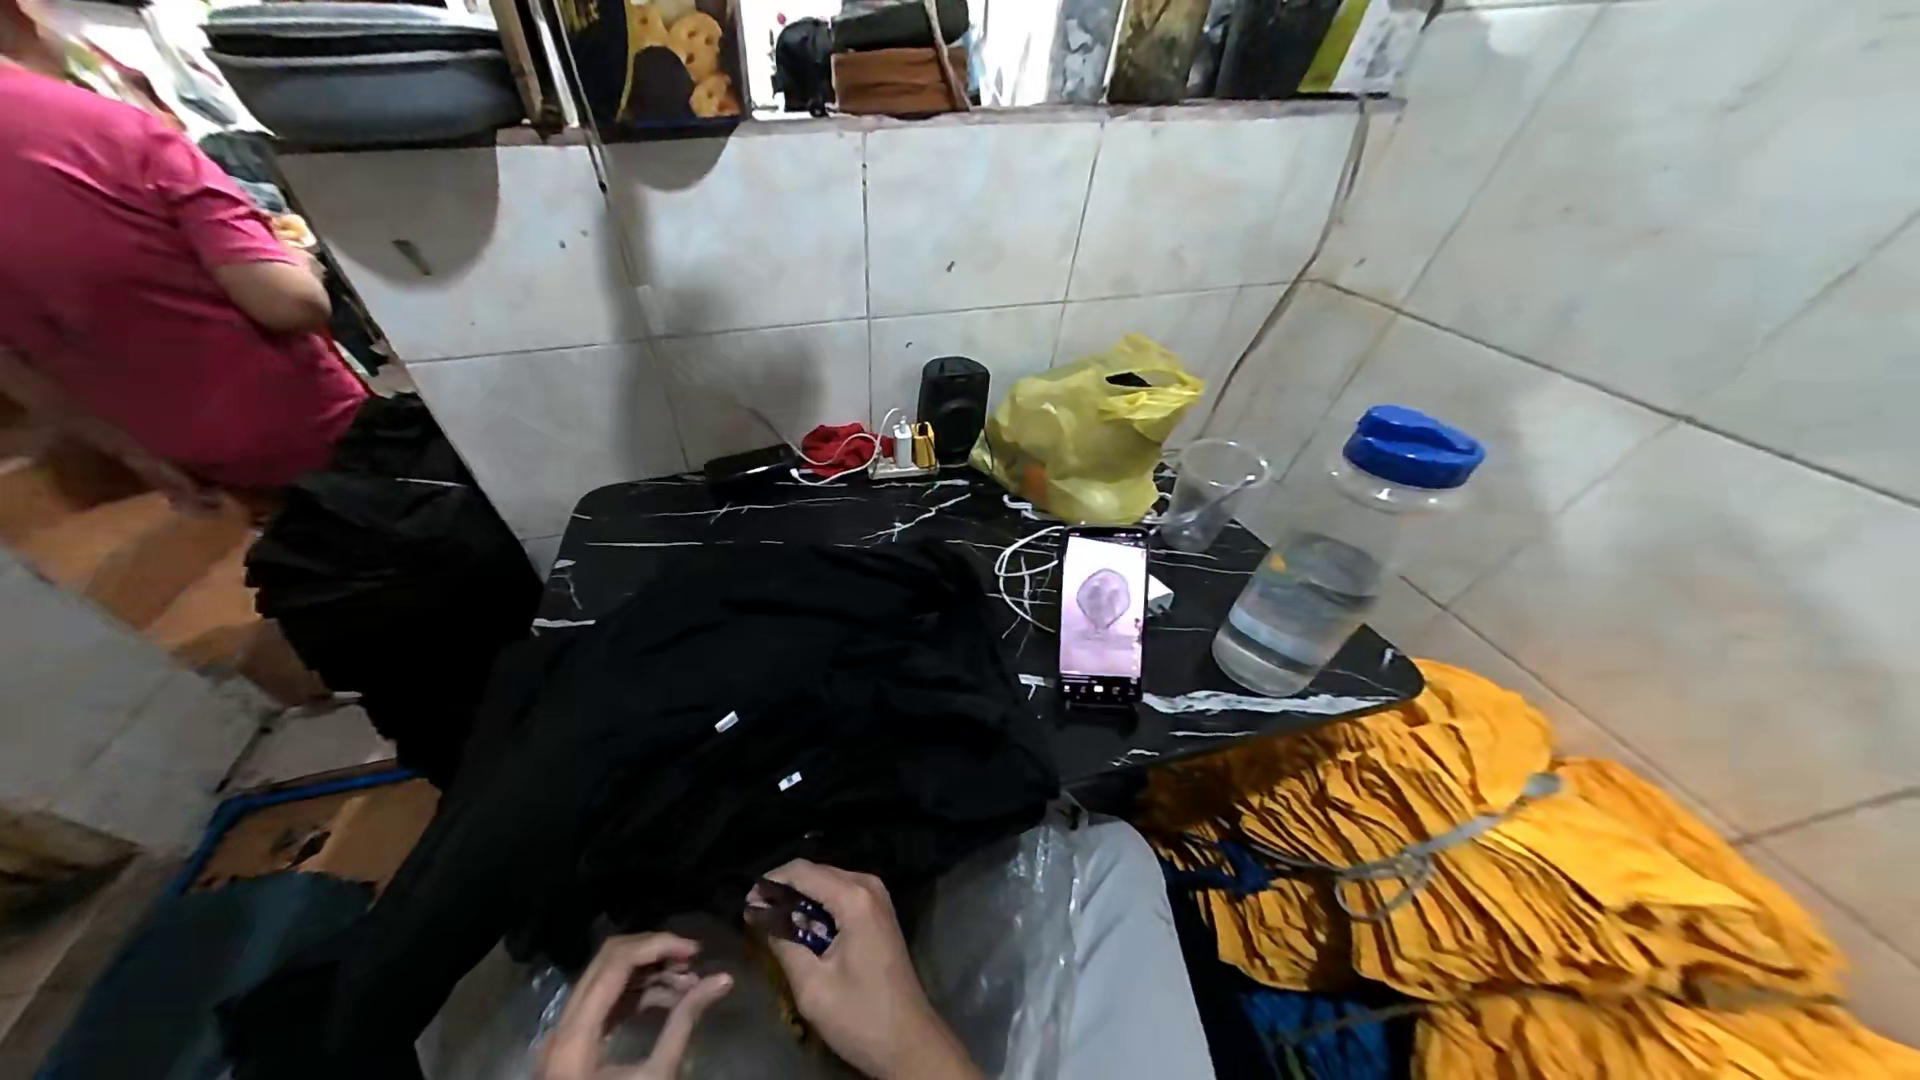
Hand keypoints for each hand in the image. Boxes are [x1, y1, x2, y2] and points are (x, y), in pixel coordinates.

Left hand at [538, 934, 732, 1079]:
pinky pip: (607, 999)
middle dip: (654, 952)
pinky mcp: (575, 1043)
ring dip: (651, 971)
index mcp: (575, 1036)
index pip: (616, 963)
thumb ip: (685, 1021)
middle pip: (609, 959)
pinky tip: (671, 998)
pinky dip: (640, 991)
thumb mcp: (656, 1077)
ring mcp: (565, 1035)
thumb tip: (724, 979)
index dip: (658, 946)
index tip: (695, 951)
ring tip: (689, 983)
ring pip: (609, 975)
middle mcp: (562, 1026)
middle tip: (691, 959)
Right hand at [752, 861, 981, 1079]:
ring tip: (774, 929)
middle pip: (816, 873)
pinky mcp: (878, 910)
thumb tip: (759, 913)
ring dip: (801, 901)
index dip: (771, 883)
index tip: (746, 905)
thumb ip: (784, 943)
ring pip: (827, 883)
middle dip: (784, 892)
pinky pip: (841, 895)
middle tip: (756, 918)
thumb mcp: (812, 986)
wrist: (908, 1040)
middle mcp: (868, 885)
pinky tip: (805, 934)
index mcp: (854, 897)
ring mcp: (877, 896)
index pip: (803, 871)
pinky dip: (819, 908)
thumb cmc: (860, 1015)